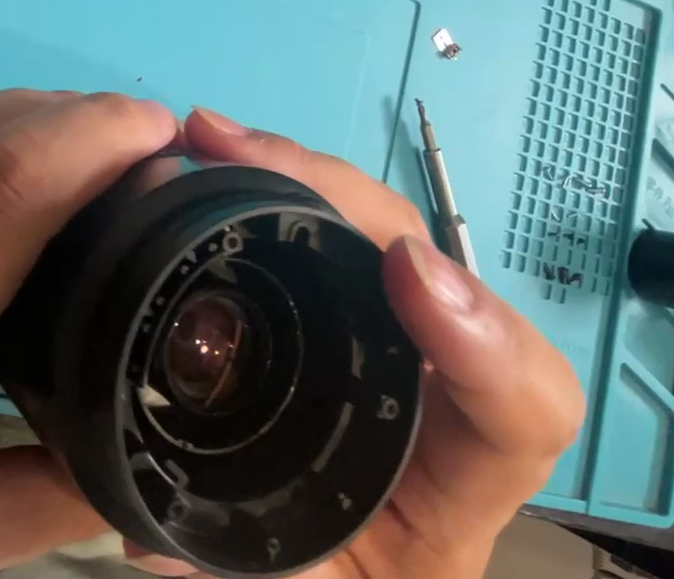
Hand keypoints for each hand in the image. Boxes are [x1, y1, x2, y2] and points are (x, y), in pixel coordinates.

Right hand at [125, 109, 585, 578]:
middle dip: (341, 192)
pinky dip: (273, 180)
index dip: (484, 337)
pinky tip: (214, 155)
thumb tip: (154, 537)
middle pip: (428, 264)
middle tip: (229, 149)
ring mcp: (385, 330)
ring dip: (297, 171)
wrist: (316, 558)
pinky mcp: (340, 296)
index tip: (407, 273)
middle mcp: (431, 388)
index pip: (519, 406)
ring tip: (211, 137)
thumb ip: (236, 571)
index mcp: (450, 483)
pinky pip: (326, 227)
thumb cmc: (329, 576)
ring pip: (375, 228)